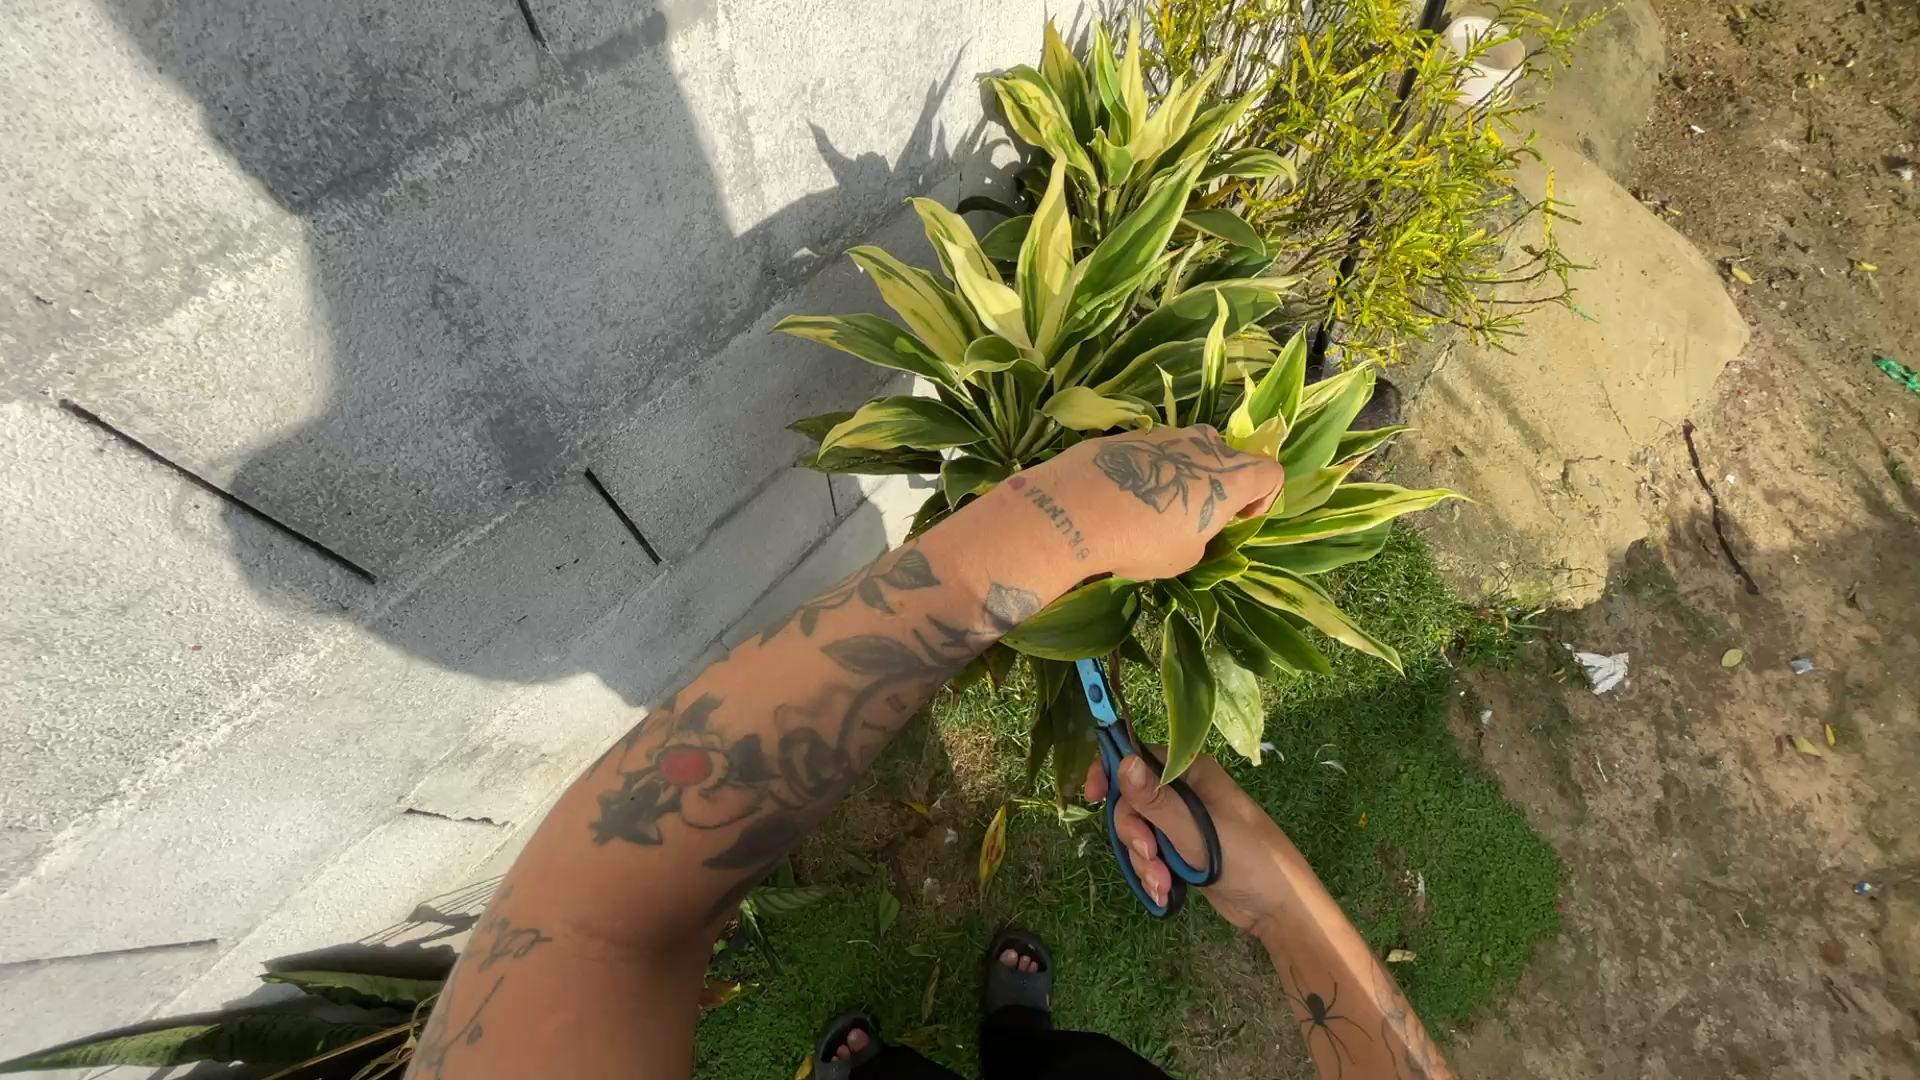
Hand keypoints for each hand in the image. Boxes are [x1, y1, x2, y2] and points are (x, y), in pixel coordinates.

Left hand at [1007, 426, 1281, 583]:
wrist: (1075, 510)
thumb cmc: (1142, 541)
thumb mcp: (1184, 556)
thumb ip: (1201, 535)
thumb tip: (1190, 526)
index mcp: (1231, 476)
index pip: (1272, 473)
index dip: (1262, 499)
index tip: (1236, 521)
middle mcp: (1202, 445)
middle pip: (1227, 457)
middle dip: (1217, 484)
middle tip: (1192, 517)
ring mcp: (1162, 435)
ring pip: (1185, 452)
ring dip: (1180, 476)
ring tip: (1149, 510)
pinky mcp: (1126, 436)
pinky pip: (1149, 453)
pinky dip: (1145, 472)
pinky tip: (1119, 499)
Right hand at [1085, 751, 1299, 930]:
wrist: (1281, 911)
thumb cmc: (1249, 859)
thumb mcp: (1197, 831)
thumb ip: (1156, 800)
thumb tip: (1122, 761)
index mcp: (1191, 771)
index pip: (1137, 757)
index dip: (1112, 773)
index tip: (1093, 797)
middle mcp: (1183, 790)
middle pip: (1132, 801)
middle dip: (1134, 833)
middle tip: (1149, 856)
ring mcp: (1180, 821)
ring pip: (1137, 831)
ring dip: (1143, 861)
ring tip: (1163, 885)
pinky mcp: (1180, 849)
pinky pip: (1149, 853)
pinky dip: (1151, 873)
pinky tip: (1164, 893)